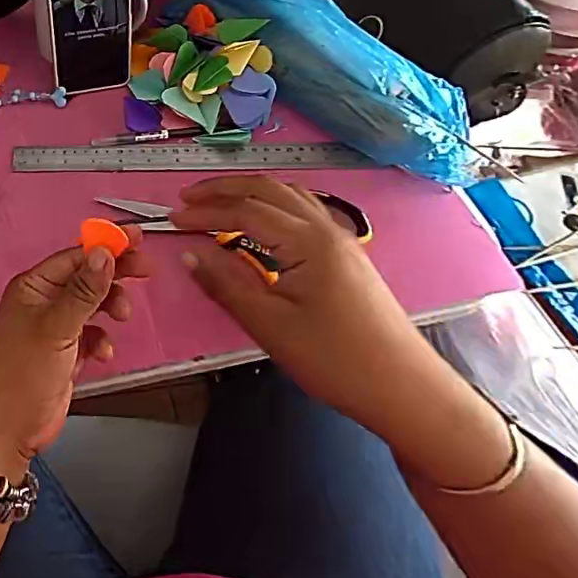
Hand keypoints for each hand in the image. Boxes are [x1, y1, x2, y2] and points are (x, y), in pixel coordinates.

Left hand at [0, 229, 145, 477]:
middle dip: (115, 273)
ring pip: (92, 304)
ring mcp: (54, 328)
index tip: (136, 240)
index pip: (75, 256)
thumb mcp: (55, 328)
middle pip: (87, 277)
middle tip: (145, 270)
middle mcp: (43, 302)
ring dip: (111, 306)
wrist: (4, 434)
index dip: (106, 245)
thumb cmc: (20, 375)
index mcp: (33, 286)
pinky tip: (104, 351)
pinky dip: (102, 338)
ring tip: (123, 315)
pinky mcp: (64, 353)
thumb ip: (84, 291)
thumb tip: (104, 253)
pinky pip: (91, 334)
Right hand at [170, 177, 433, 433]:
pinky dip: (274, 204)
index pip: (245, 211)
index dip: (206, 212)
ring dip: (250, 192)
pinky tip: (263, 221)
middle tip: (189, 198)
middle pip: (267, 189)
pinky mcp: (346, 253)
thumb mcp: (271, 326)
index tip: (174, 218)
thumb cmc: (335, 359)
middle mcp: (324, 227)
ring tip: (219, 202)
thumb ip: (227, 285)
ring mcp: (340, 237)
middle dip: (224, 189)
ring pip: (288, 195)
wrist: (404, 388)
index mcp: (306, 240)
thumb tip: (191, 255)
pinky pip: (304, 210)